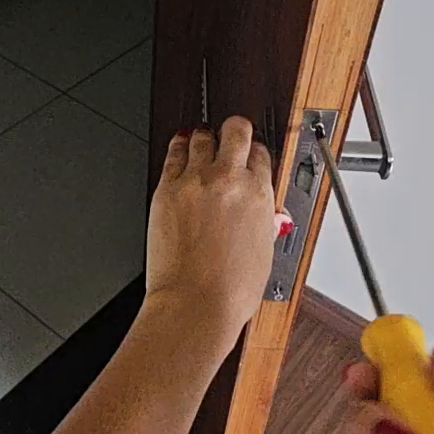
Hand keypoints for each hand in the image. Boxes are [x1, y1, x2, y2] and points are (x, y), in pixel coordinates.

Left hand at [144, 116, 281, 332]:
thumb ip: (264, 224)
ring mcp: (197, 181)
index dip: (254, 153)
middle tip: (231, 135)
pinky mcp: (168, 189)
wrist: (195, 303)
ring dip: (204, 139)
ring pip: (202, 136)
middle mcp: (230, 181)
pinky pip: (173, 154)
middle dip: (234, 129)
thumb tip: (266, 218)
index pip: (261, 154)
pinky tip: (180, 147)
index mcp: (259, 195)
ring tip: (202, 144)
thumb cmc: (230, 290)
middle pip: (235, 130)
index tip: (248, 157)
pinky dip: (178, 147)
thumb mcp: (264, 253)